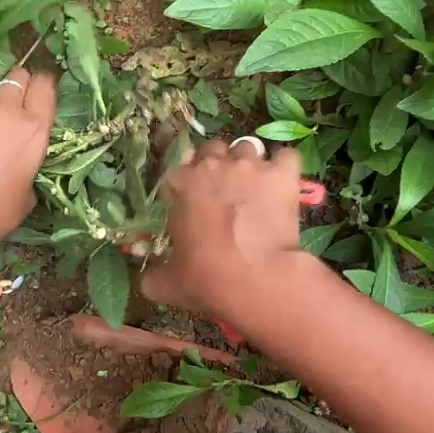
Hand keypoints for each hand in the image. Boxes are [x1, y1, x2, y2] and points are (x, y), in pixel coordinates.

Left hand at [0, 66, 55, 242]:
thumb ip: (28, 167)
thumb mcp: (27, 195)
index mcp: (33, 128)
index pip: (45, 84)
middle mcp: (3, 108)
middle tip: (7, 100)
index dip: (43, 85)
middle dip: (15, 83)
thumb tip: (20, 164)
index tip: (38, 93)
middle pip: (16, 74)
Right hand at [142, 138, 304, 316]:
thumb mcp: (167, 284)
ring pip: (247, 149)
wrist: (257, 280)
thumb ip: (153, 275)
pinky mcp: (282, 174)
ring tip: (253, 187)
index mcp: (181, 183)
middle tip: (222, 194)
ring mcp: (250, 166)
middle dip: (215, 166)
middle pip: (212, 150)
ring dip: (248, 163)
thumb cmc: (206, 279)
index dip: (184, 188)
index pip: (177, 172)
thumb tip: (148, 279)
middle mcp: (213, 165)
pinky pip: (285, 157)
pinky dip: (283, 167)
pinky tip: (281, 184)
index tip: (190, 206)